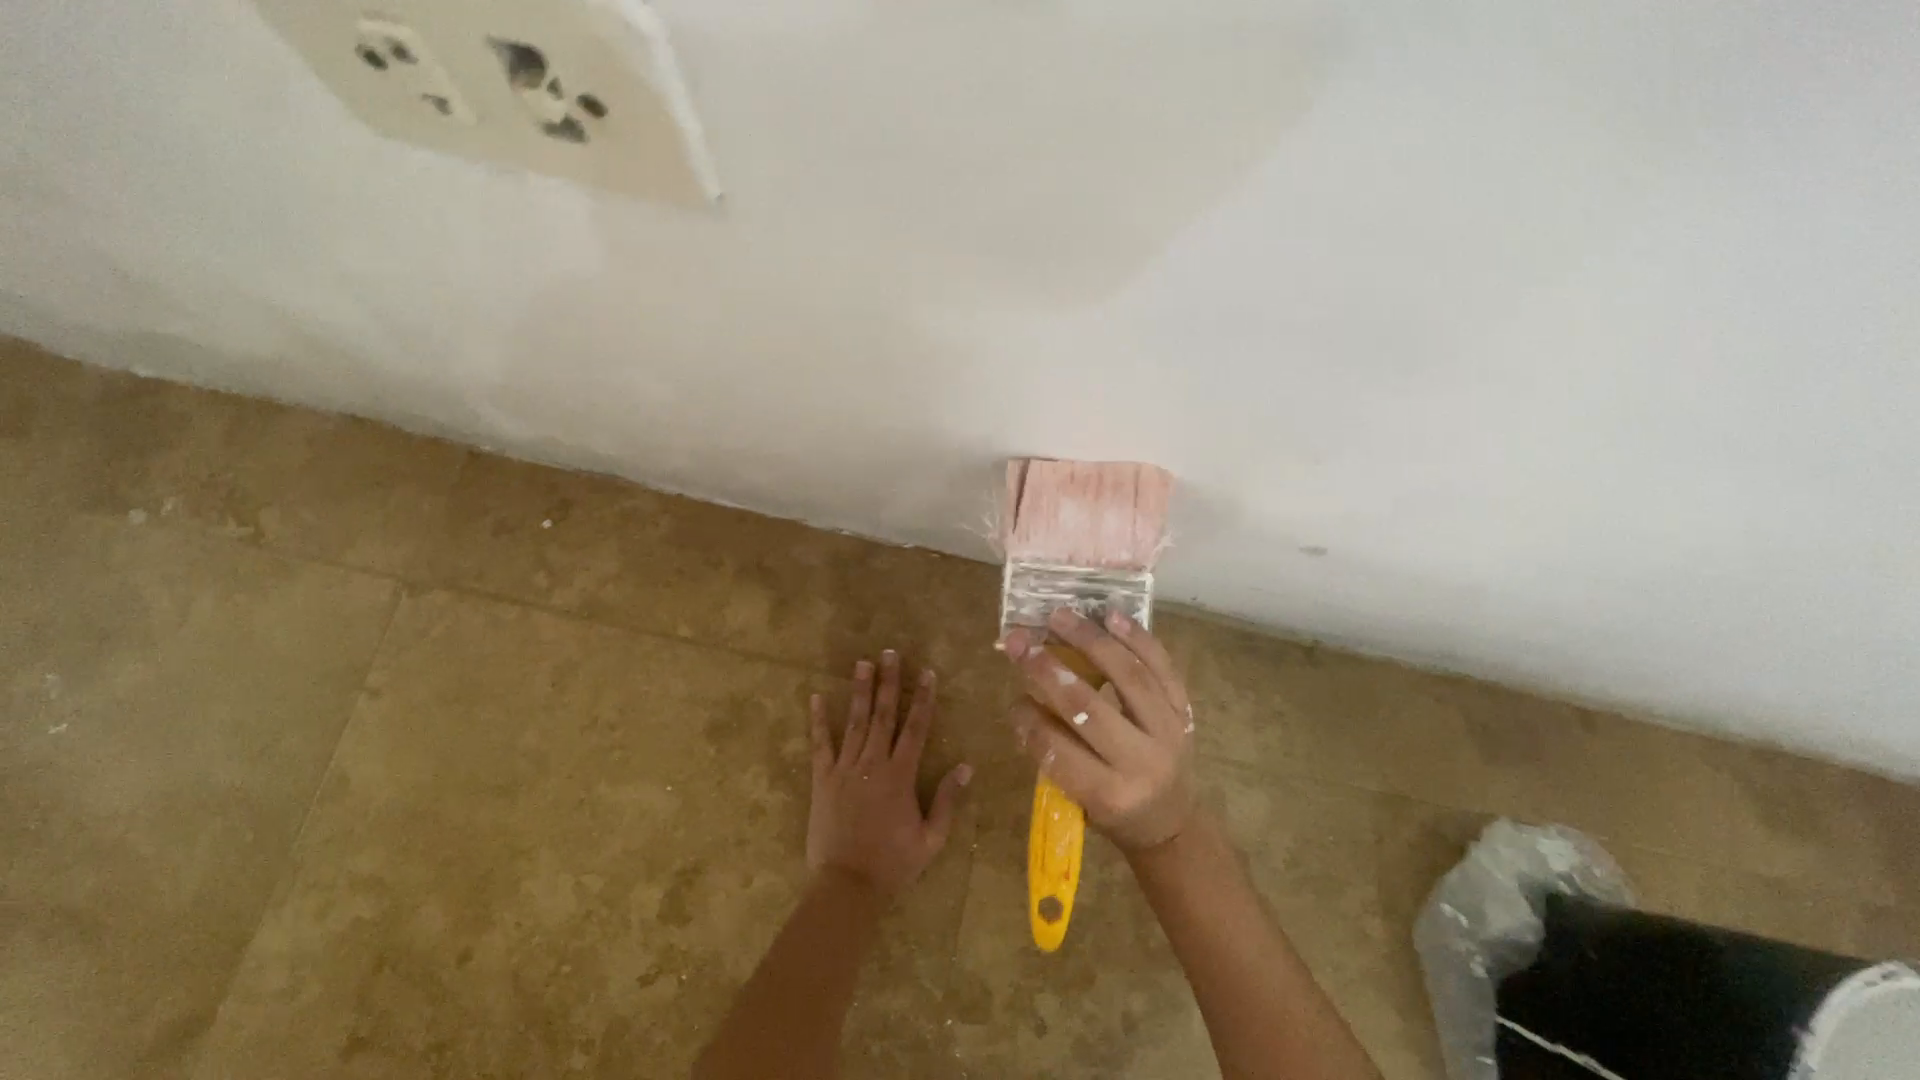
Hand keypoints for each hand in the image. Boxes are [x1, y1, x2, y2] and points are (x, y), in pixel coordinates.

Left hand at [807, 651, 971, 899]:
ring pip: (854, 722)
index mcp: (901, 776)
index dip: (922, 699)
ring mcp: (844, 769)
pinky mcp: (822, 780)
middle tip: (890, 652)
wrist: (847, 885)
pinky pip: (820, 744)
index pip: (916, 728)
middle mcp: (873, 764)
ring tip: (862, 662)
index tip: (927, 673)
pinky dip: (818, 720)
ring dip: (859, 691)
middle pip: (883, 715)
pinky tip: (816, 697)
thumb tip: (966, 766)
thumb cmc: (894, 864)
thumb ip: (947, 800)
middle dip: (889, 682)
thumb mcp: (932, 839)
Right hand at [1002, 609, 1196, 851]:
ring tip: (1062, 616)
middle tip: (1021, 642)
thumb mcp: (1079, 801)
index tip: (1011, 697)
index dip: (1028, 720)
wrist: (1173, 823)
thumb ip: (1054, 753)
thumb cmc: (1115, 815)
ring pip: (1130, 678)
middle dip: (1050, 671)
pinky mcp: (1185, 712)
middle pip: (1091, 708)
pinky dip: (1137, 639)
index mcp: (1108, 794)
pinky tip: (1111, 616)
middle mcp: (1142, 763)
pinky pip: (1162, 668)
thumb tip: (1025, 698)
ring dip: (1092, 641)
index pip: (1058, 749)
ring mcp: (1169, 733)